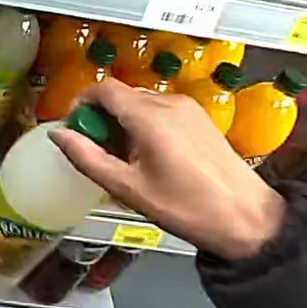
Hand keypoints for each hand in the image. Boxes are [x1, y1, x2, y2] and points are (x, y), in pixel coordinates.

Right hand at [49, 79, 285, 259]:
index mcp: (148, 116)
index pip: (103, 88)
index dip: (81, 103)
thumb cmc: (185, 207)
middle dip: (102, 118)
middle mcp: (168, 102)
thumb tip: (57, 134)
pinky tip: (151, 157)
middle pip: (121, 96)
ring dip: (123, 122)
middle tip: (98, 151)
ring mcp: (187, 108)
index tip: (74, 128)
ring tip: (126, 160)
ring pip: (140, 103)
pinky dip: (144, 125)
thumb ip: (87, 157)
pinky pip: (160, 110)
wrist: (248, 219)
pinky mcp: (200, 117)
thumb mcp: (127, 188)